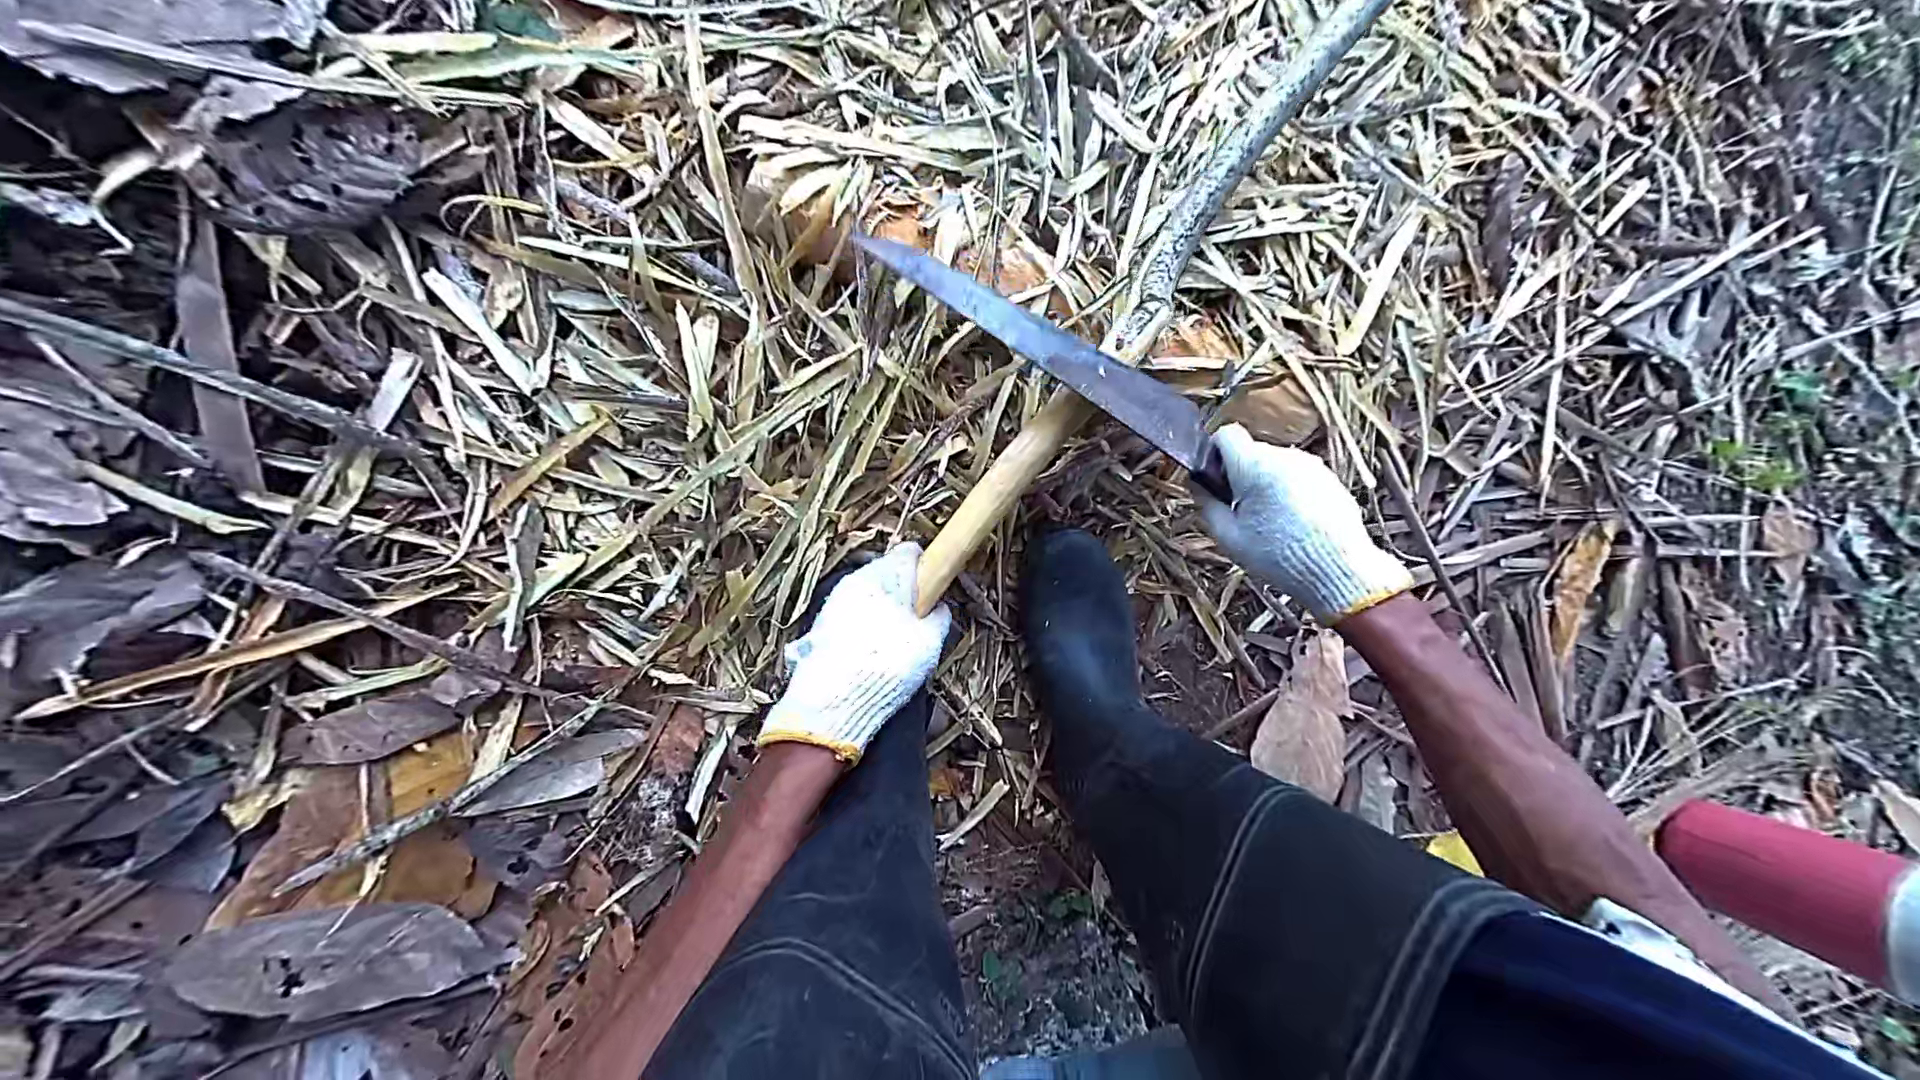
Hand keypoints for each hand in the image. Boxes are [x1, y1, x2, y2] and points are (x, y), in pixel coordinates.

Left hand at [758, 543, 950, 762]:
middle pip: (887, 572)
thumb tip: (938, 607)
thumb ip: (938, 617)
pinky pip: (850, 613)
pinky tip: (870, 652)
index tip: (933, 590)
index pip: (910, 553)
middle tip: (916, 623)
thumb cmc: (887, 666)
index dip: (926, 570)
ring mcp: (835, 598)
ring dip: (882, 609)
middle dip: (903, 592)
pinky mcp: (821, 621)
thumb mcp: (930, 643)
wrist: (832, 702)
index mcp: (887, 573)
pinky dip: (862, 625)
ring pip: (868, 594)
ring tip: (893, 643)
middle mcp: (857, 578)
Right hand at [1191, 424, 1411, 622]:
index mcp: (1255, 465)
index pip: (1226, 434)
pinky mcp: (1330, 478)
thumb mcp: (1227, 535)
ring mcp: (1311, 465)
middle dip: (1240, 475)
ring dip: (1265, 485)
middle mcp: (1285, 456)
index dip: (1214, 454)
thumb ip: (1206, 503)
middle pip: (1250, 453)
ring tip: (1270, 523)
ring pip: (1274, 465)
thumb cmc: (1277, 556)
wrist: (1337, 571)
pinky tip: (1292, 524)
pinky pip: (1296, 476)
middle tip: (1240, 512)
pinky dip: (1288, 492)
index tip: (1216, 480)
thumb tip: (1198, 483)